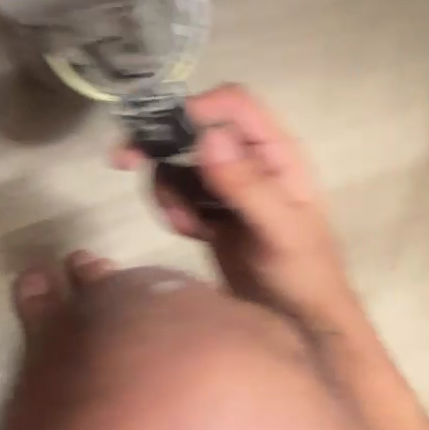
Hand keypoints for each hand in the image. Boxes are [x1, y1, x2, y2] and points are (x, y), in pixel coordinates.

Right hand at [113, 85, 359, 328]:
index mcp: (276, 153)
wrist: (302, 325)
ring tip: (184, 224)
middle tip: (123, 161)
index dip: (196, 108)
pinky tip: (188, 234)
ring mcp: (229, 186)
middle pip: (195, 128)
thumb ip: (247, 185)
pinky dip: (173, 210)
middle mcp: (251, 161)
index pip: (234, 104)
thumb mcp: (281, 232)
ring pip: (179, 163)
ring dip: (168, 189)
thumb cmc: (305, 275)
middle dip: (160, 143)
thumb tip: (209, 136)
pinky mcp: (212, 212)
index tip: (161, 133)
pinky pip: (178, 194)